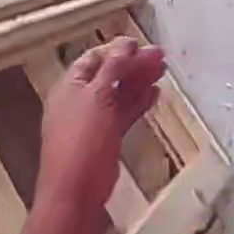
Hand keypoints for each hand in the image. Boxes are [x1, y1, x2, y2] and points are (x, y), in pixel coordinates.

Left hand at [35, 36, 165, 213]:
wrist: (76, 190)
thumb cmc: (83, 137)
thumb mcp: (98, 95)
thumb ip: (114, 67)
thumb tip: (126, 43)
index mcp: (70, 88)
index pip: (94, 58)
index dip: (117, 49)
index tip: (141, 44)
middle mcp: (81, 100)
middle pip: (110, 74)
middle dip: (134, 63)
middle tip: (161, 56)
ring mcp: (94, 119)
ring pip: (120, 92)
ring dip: (140, 79)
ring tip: (163, 70)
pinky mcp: (107, 135)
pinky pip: (125, 111)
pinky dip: (139, 101)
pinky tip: (155, 94)